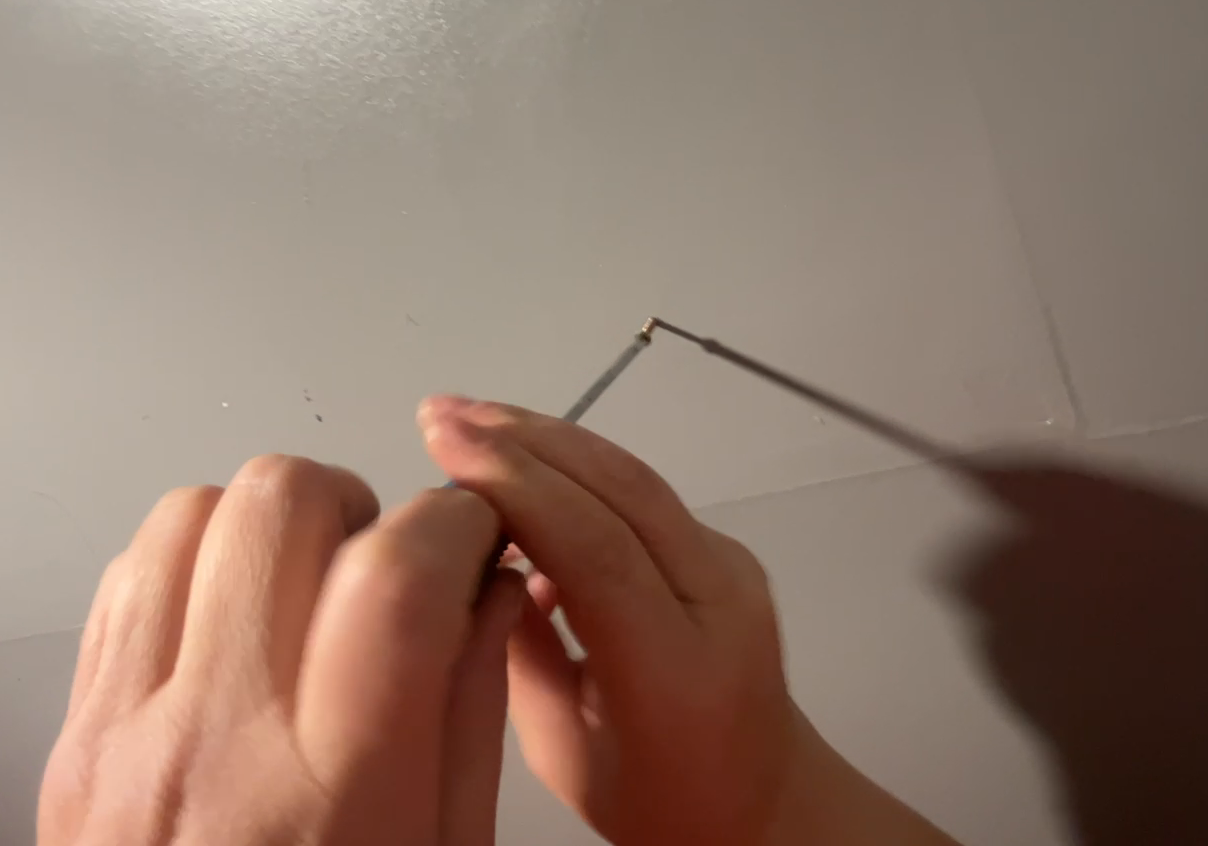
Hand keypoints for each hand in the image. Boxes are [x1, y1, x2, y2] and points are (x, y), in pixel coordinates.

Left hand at [38, 455, 525, 845]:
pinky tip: (245, 618)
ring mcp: (120, 728)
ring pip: (194, 513)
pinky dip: (204, 559)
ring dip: (276, 523)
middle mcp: (214, 736)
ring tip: (314, 583)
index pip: (393, 577)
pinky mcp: (71, 729)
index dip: (454, 523)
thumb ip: (476, 700)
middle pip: (280, 505)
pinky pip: (130, 571)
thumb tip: (491, 576)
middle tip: (389, 562)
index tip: (478, 534)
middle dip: (360, 502)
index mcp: (333, 785)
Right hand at [418, 397, 959, 845]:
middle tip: (444, 410)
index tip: (445, 440)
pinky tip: (524, 455)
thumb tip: (481, 554)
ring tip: (473, 416)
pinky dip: (575, 464)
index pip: (596, 548)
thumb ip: (520, 647)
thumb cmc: (654, 798)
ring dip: (550, 437)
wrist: (763, 796)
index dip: (518, 483)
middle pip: (620, 489)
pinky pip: (640, 491)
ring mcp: (728, 560)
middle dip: (525, 439)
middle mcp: (719, 594)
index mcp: (677, 668)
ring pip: (633, 474)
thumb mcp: (561, 747)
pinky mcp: (720, 544)